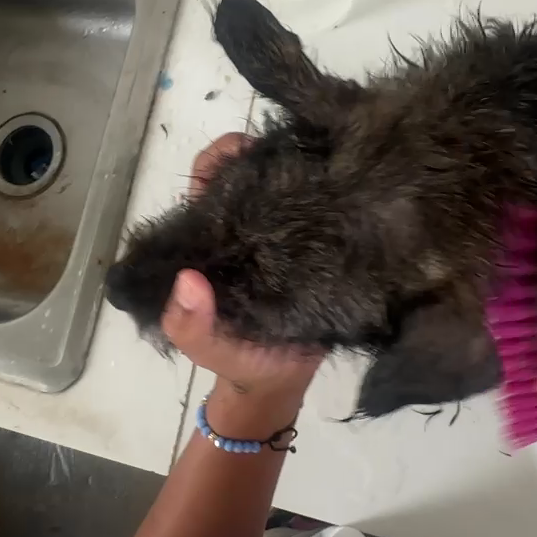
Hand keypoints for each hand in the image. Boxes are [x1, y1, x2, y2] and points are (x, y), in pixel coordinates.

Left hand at [161, 133, 320, 436]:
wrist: (282, 384)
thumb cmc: (235, 360)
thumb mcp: (203, 345)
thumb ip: (187, 322)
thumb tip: (188, 281)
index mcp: (211, 236)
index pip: (210, 178)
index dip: (220, 160)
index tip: (244, 152)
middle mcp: (246, 225)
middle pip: (252, 171)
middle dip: (269, 155)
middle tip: (298, 156)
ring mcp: (284, 234)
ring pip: (289, 184)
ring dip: (303, 170)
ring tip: (327, 168)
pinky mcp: (320, 247)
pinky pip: (322, 211)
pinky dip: (330, 196)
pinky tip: (349, 194)